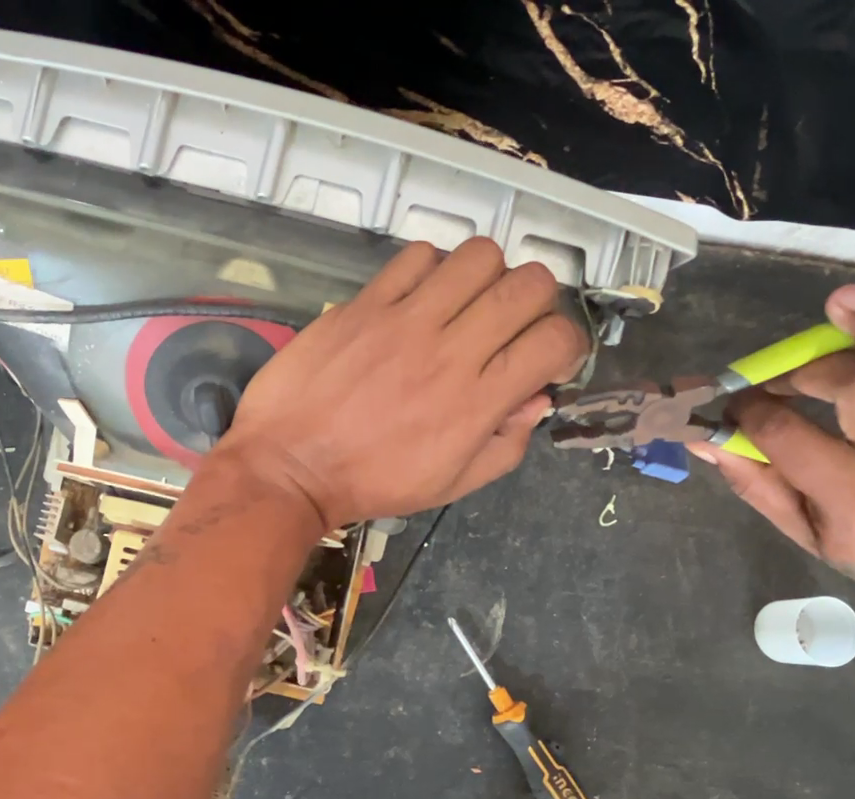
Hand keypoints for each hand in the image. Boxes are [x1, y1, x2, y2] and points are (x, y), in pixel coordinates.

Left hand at [214, 238, 585, 528]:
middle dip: (535, 301)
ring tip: (463, 303)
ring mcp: (404, 322)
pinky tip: (418, 297)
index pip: (555, 339)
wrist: (288, 468)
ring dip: (486, 276)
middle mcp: (450, 352)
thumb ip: (504, 445)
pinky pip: (416, 257)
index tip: (546, 357)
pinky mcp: (363, 305)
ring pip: (479, 257)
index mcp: (477, 403)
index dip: (566, 343)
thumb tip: (537, 398)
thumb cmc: (370, 484)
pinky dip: (430, 268)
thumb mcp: (450, 484)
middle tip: (508, 325)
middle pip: (529, 285)